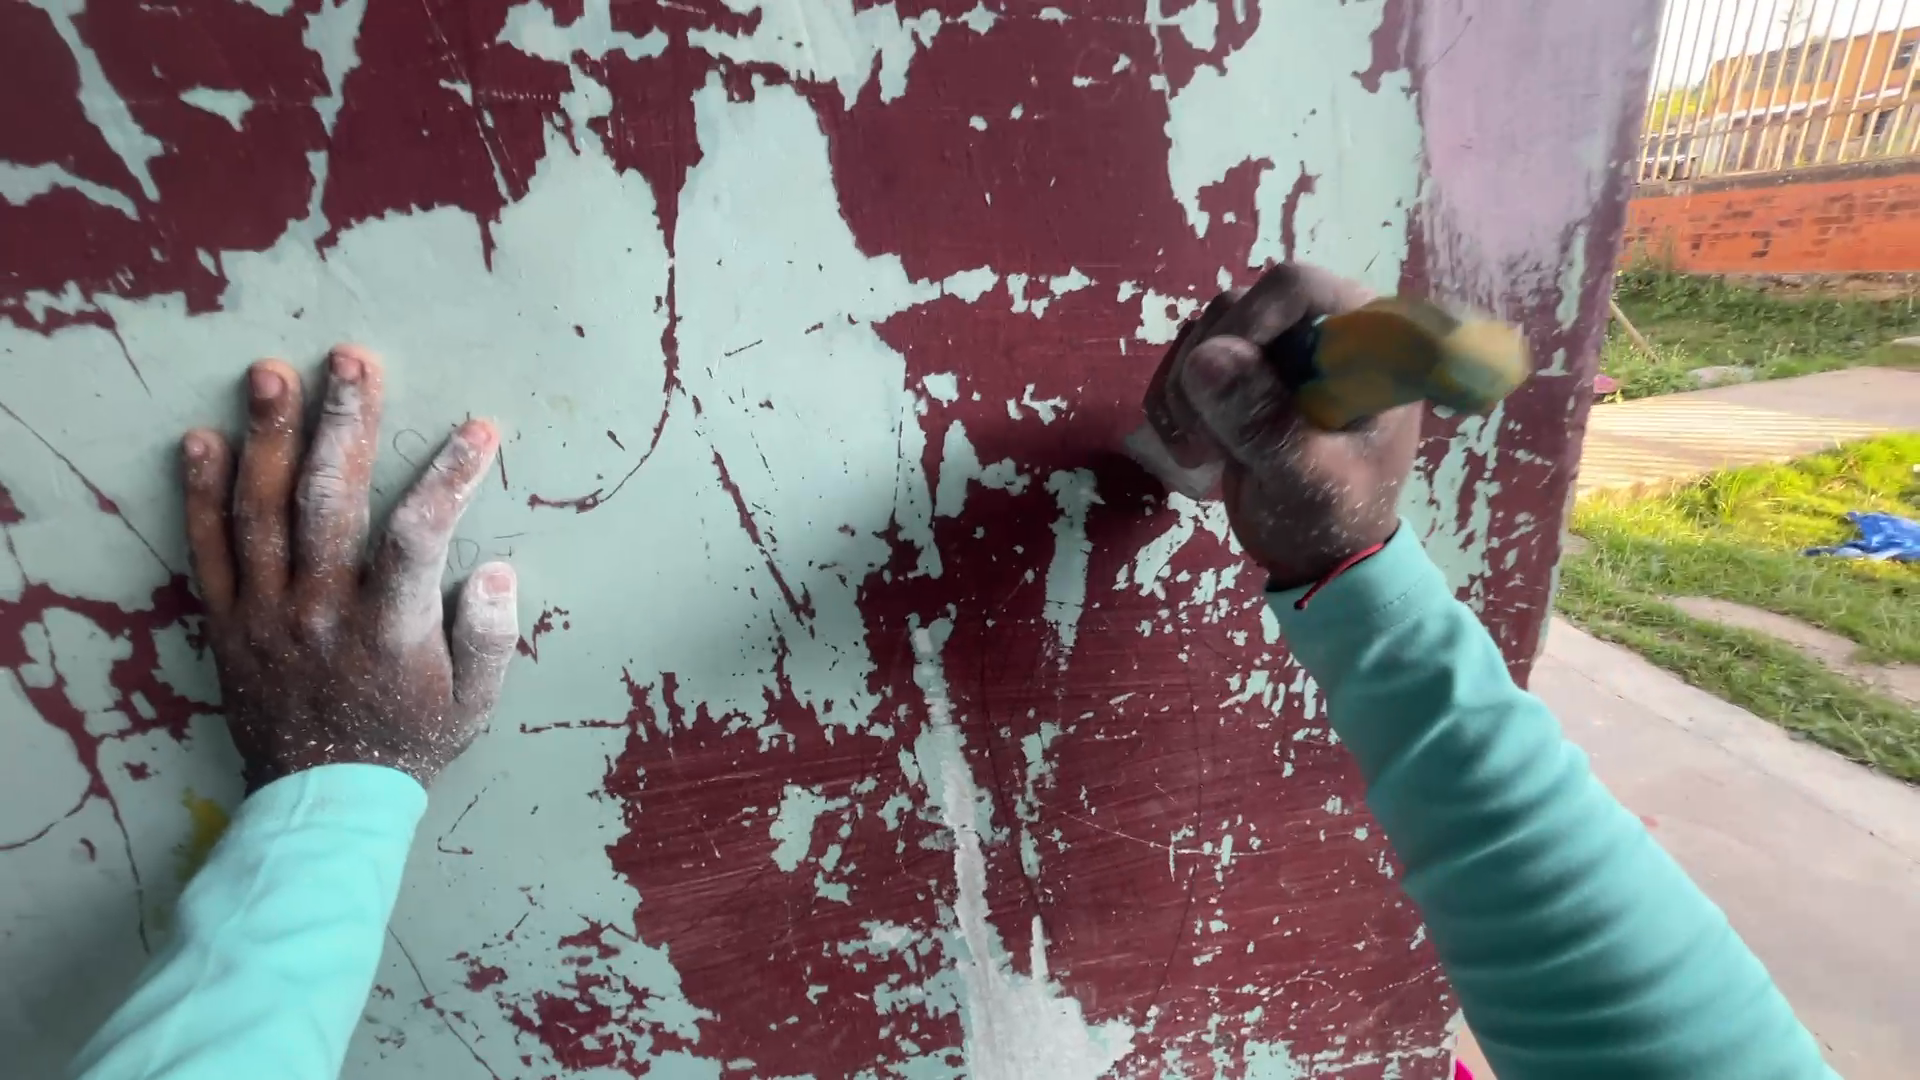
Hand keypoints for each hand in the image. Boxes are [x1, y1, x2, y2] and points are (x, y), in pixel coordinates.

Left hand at [180, 345, 517, 790]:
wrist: (327, 794)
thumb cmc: (417, 736)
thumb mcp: (480, 698)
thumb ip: (493, 635)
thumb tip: (500, 572)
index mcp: (393, 628)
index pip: (420, 535)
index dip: (451, 476)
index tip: (478, 431)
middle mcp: (322, 610)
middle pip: (329, 501)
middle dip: (345, 424)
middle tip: (352, 362)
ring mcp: (266, 613)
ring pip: (263, 511)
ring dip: (271, 437)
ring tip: (275, 374)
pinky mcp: (227, 622)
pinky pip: (208, 550)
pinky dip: (201, 492)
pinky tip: (206, 440)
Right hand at [1143, 264, 1421, 588]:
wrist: (1313, 552)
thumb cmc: (1332, 517)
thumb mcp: (1305, 479)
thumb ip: (1263, 422)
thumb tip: (1203, 359)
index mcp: (1362, 342)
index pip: (1295, 289)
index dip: (1247, 325)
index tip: (1216, 384)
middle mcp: (1316, 332)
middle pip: (1232, 310)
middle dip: (1205, 377)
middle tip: (1211, 442)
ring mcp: (1272, 352)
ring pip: (1199, 336)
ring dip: (1182, 396)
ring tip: (1203, 452)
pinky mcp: (1236, 376)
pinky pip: (1180, 364)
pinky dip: (1169, 406)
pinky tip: (1190, 449)